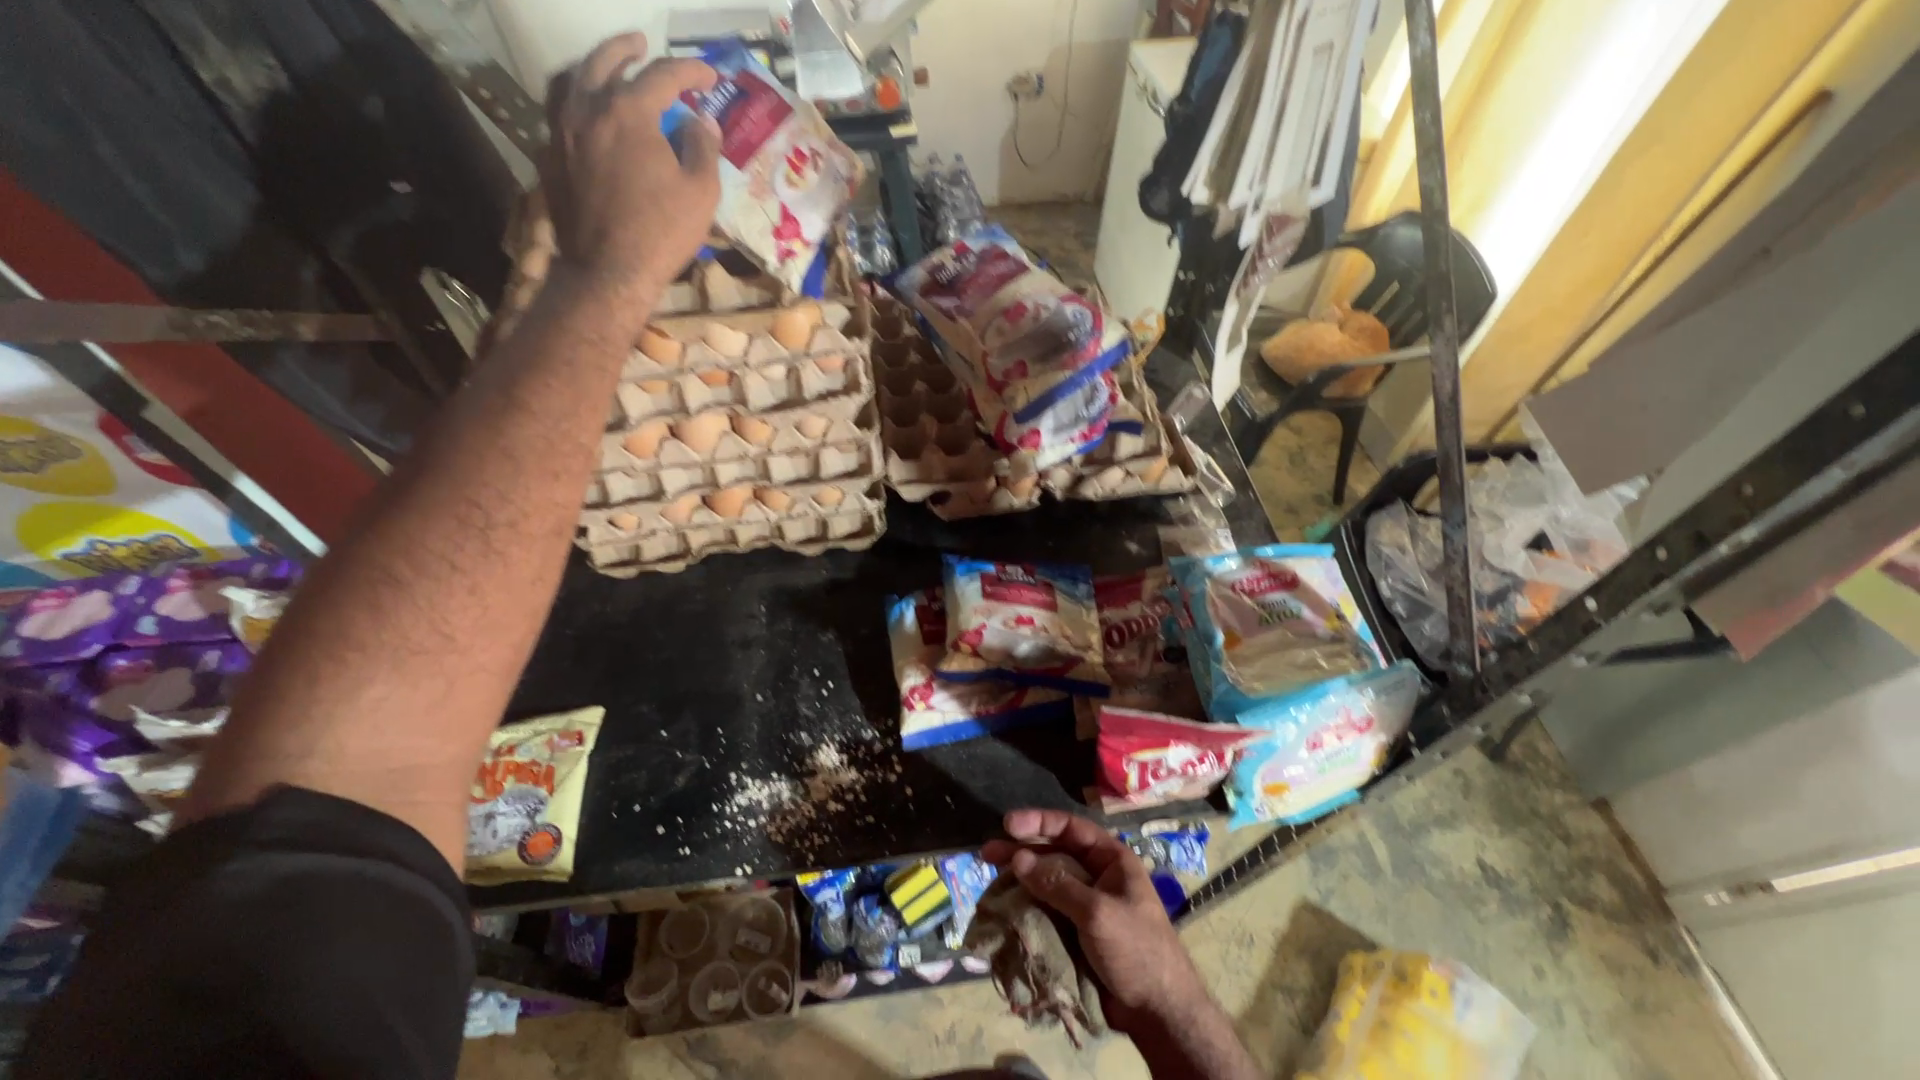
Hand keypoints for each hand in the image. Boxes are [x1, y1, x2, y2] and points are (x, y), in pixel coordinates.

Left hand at [542, 34, 721, 296]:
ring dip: (591, 69)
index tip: (710, 78)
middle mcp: (587, 112)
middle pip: (603, 62)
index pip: (662, 76)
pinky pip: (557, 117)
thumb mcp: (701, 191)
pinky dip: (574, 107)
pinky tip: (588, 119)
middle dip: (627, 49)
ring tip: (606, 71)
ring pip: (569, 83)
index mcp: (628, 113)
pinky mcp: (550, 161)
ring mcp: (561, 135)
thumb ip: (703, 147)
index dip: (690, 71)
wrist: (608, 273)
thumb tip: (701, 121)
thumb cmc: (662, 232)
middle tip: (643, 45)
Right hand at [982, 809, 1205, 1033]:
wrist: (1156, 1010)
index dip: (1039, 822)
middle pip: (1053, 855)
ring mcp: (1084, 907)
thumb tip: (1019, 858)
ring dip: (1018, 882)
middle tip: (987, 854)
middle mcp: (1096, 878)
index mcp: (1111, 861)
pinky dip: (1024, 909)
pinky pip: (1044, 912)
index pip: (1072, 829)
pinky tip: (1003, 910)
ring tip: (990, 883)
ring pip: (1044, 885)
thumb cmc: (1136, 950)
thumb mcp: (1097, 912)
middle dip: (1021, 853)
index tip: (1008, 824)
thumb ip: (1057, 884)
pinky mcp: (1074, 933)